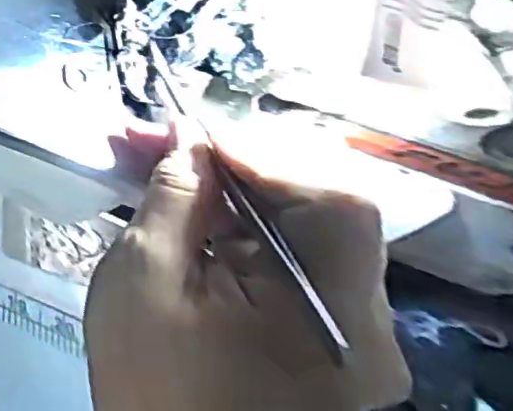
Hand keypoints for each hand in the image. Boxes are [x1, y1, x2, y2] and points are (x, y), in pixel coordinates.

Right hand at [85, 120, 410, 410]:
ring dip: (223, 186)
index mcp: (338, 320)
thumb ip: (174, 196)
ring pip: (296, 227)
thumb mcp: (146, 274)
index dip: (263, 154)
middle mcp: (366, 328)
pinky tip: (180, 208)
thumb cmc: (153, 377)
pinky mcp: (319, 342)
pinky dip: (232, 222)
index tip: (189, 139)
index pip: (336, 202)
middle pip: (316, 209)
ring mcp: (348, 338)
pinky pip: (284, 257)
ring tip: (150, 161)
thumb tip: (187, 135)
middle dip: (229, 161)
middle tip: (151, 138)